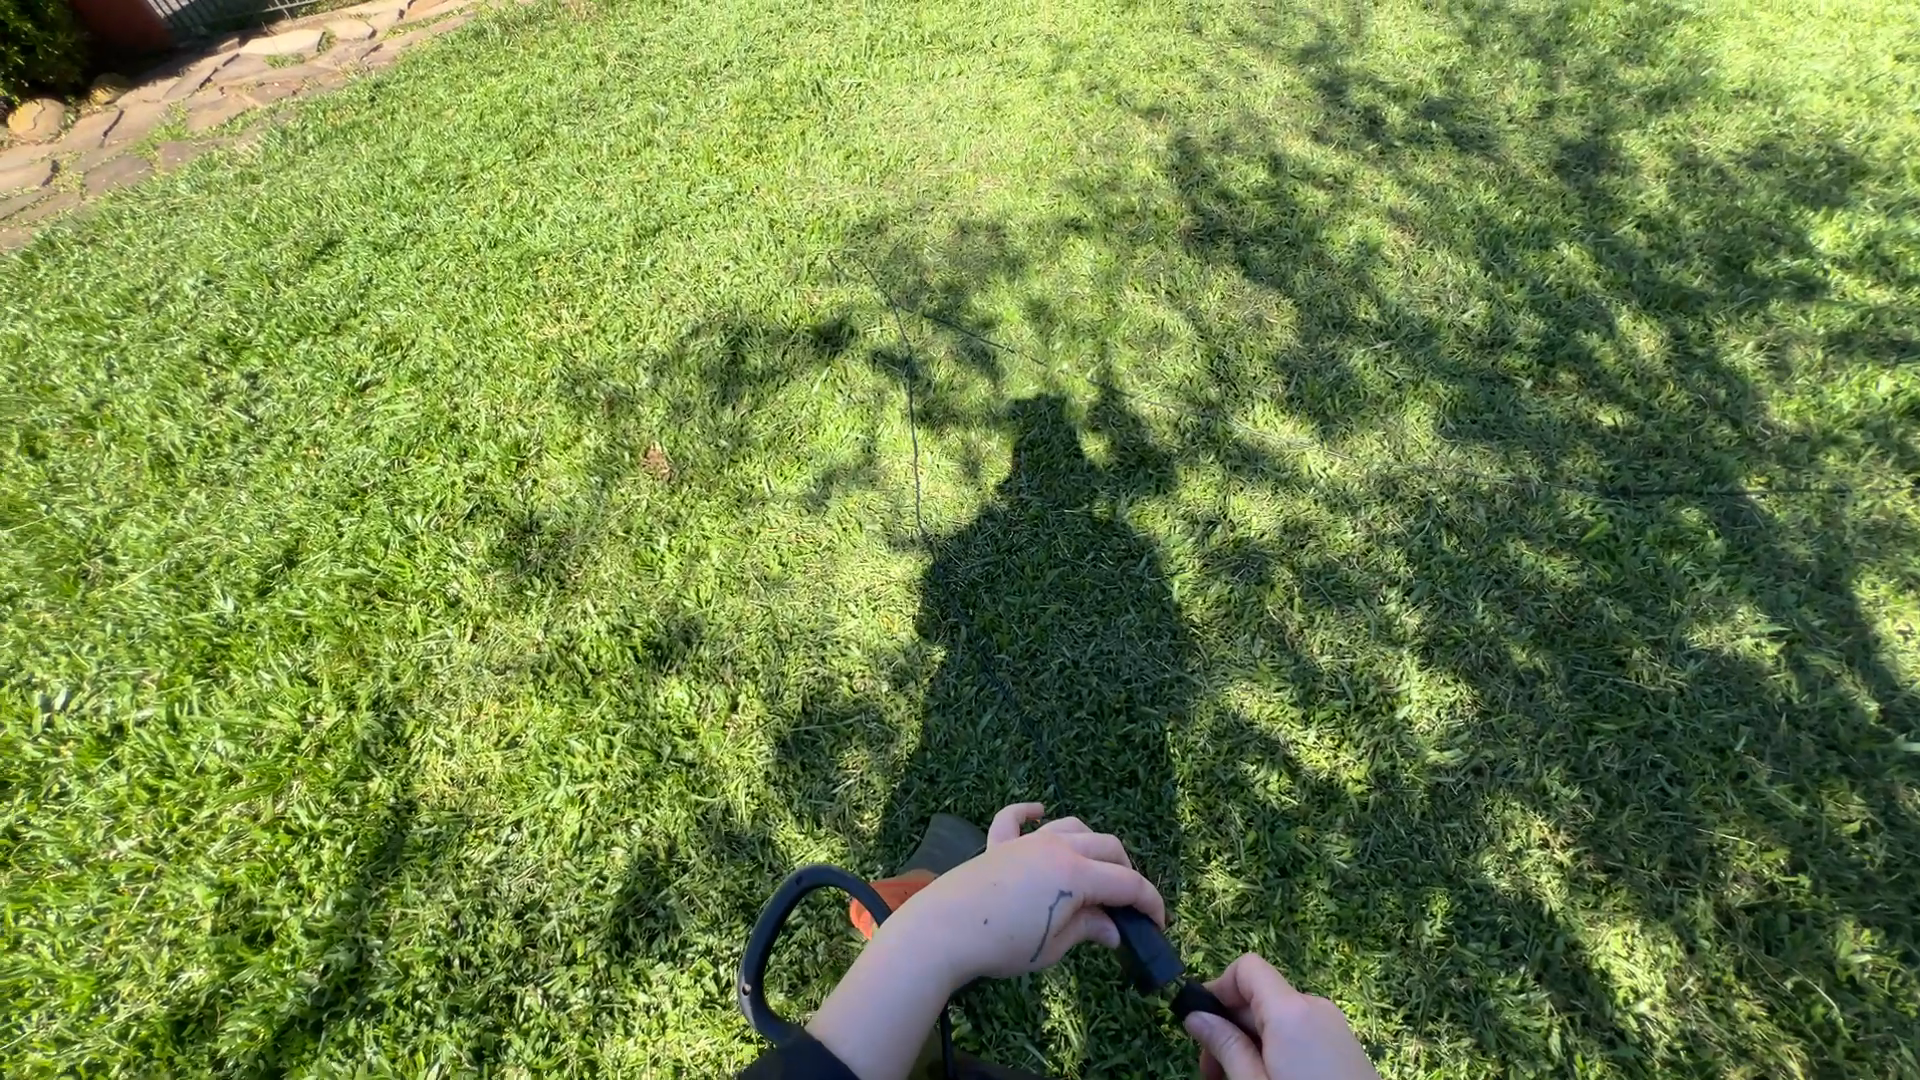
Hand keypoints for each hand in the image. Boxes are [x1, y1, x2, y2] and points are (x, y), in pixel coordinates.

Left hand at [875, 802, 1166, 991]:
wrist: (946, 929)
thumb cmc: (1003, 944)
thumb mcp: (1054, 946)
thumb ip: (1088, 929)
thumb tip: (1114, 928)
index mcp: (1076, 872)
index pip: (1128, 883)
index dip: (1151, 904)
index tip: (1158, 925)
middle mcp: (1056, 845)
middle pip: (1108, 847)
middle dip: (1126, 873)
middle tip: (1127, 905)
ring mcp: (1027, 840)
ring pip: (1072, 826)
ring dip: (1091, 845)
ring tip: (1096, 870)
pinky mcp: (998, 844)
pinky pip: (1016, 817)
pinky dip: (1029, 812)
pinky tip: (1038, 810)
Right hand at [1182, 953, 1379, 1079]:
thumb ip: (1224, 1045)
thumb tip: (1196, 1015)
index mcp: (1291, 1010)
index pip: (1247, 968)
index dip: (1218, 988)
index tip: (1200, 1025)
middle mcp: (1315, 1009)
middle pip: (1259, 998)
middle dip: (1229, 1028)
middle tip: (1209, 1073)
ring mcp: (1337, 1032)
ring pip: (1278, 1022)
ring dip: (1250, 1045)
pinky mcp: (1349, 1055)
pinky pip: (1301, 1039)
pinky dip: (1277, 1054)